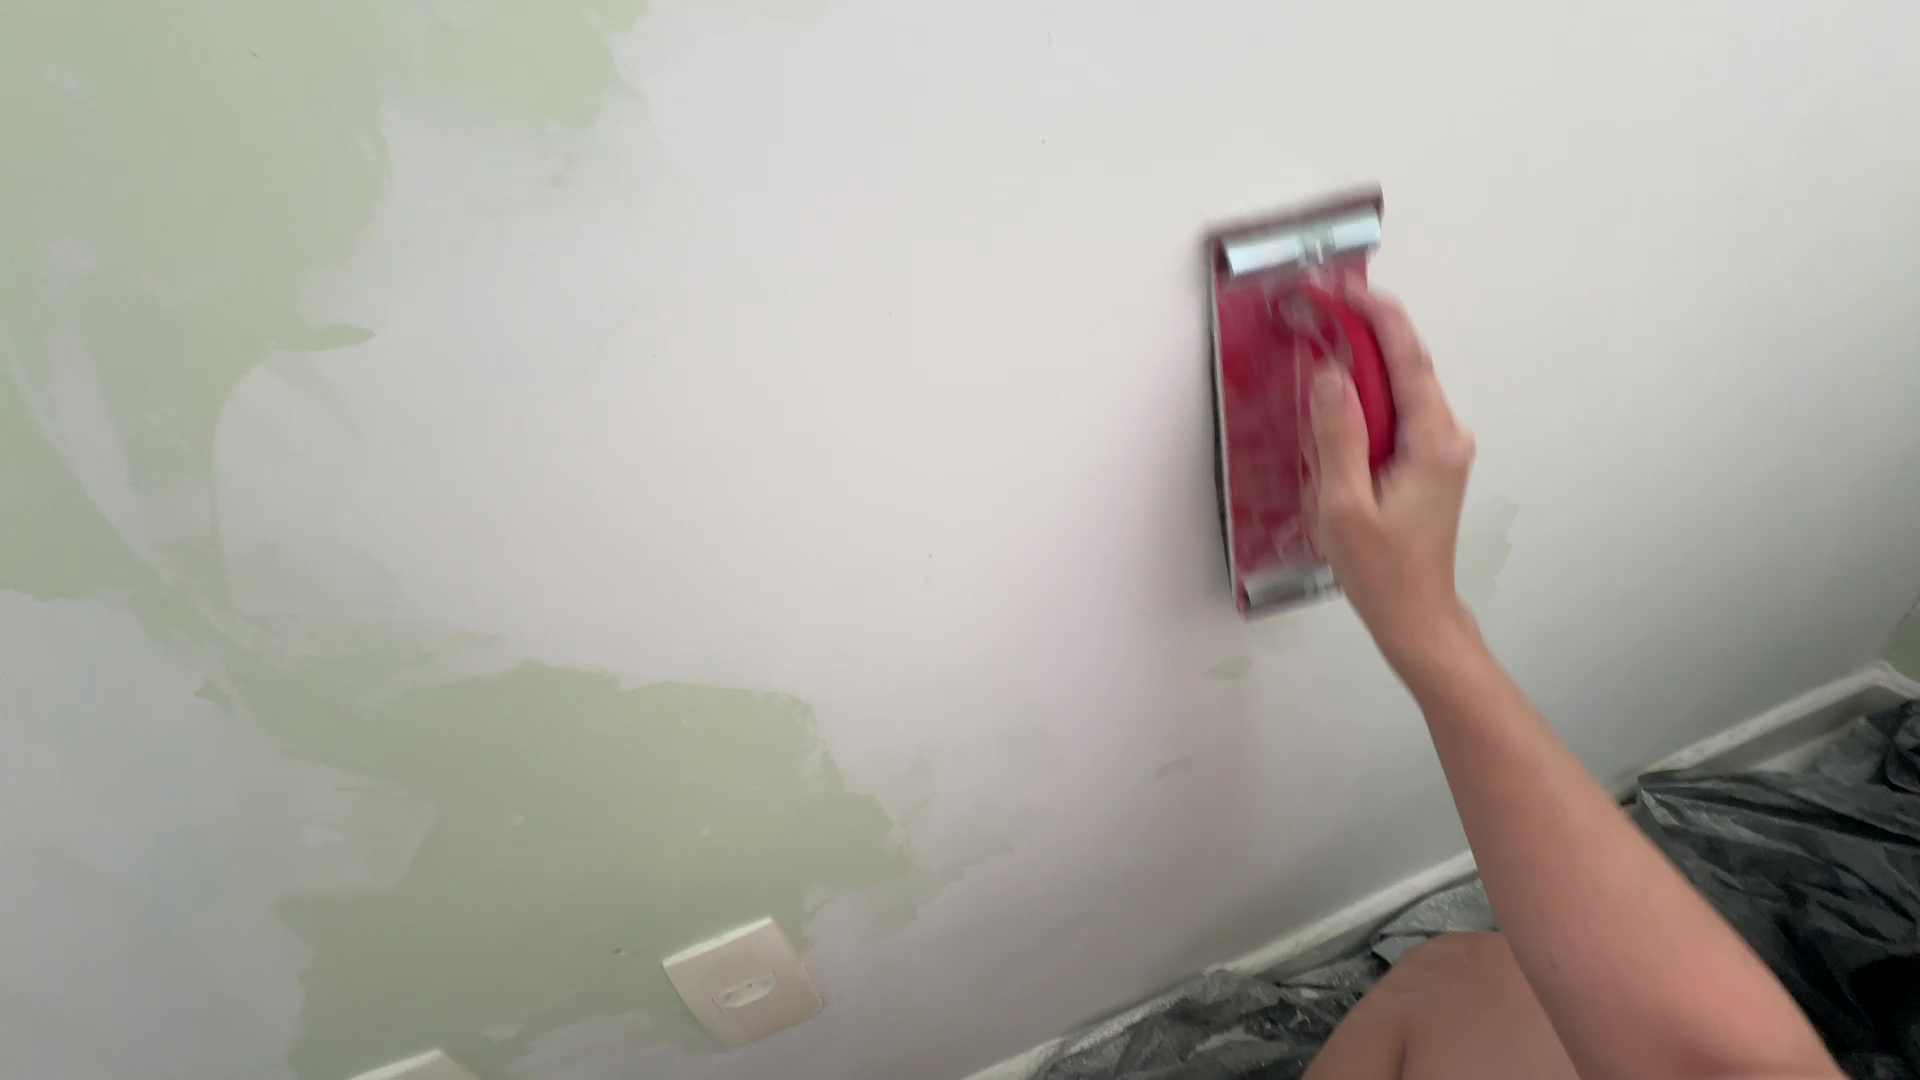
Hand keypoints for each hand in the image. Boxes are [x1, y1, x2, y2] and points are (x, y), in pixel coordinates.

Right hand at [1310, 284, 1476, 654]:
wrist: (1415, 611)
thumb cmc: (1380, 567)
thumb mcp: (1344, 504)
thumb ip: (1338, 437)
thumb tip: (1330, 376)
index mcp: (1433, 440)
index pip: (1407, 360)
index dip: (1377, 317)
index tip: (1345, 289)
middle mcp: (1446, 435)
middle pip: (1403, 369)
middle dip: (1363, 336)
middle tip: (1320, 312)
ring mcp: (1440, 449)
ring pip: (1397, 393)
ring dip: (1359, 372)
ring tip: (1320, 353)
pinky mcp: (1426, 463)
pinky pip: (1393, 418)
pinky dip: (1364, 403)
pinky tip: (1335, 412)